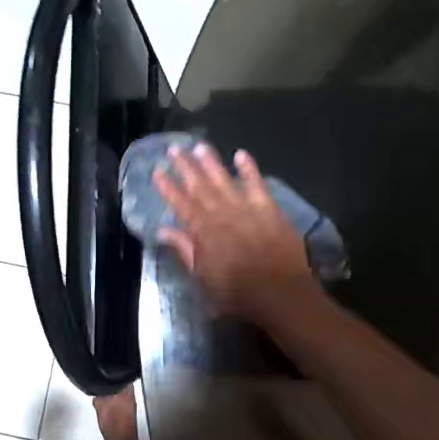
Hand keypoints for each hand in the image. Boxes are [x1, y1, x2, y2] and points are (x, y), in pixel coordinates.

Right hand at [153, 143, 314, 318]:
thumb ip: (185, 250)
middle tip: (173, 149)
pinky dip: (249, 168)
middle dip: (186, 167)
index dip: (168, 187)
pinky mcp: (269, 209)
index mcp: (203, 232)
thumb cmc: (238, 293)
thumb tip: (164, 230)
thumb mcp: (203, 278)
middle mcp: (222, 214)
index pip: (181, 204)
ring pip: (224, 180)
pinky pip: (257, 184)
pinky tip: (240, 154)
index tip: (157, 171)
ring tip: (200, 146)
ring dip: (211, 163)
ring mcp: (246, 209)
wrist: (281, 293)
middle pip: (200, 186)